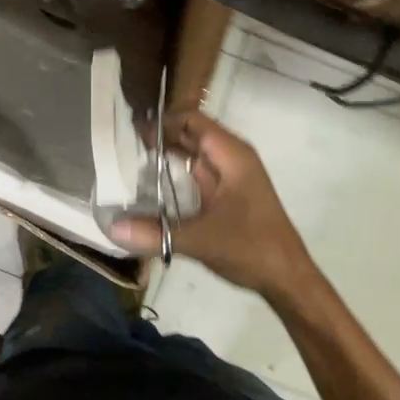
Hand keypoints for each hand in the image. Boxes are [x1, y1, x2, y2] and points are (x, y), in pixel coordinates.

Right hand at [114, 112, 314, 295]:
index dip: (162, 121)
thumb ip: (156, 232)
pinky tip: (151, 187)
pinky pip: (196, 174)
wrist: (287, 279)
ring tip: (128, 162)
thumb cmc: (251, 248)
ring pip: (193, 155)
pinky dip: (175, 175)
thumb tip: (112, 228)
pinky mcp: (228, 195)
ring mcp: (231, 177)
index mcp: (231, 155)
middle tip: (121, 145)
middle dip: (159, 137)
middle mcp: (232, 159)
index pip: (191, 121)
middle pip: (191, 135)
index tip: (130, 130)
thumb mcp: (201, 240)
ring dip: (165, 156)